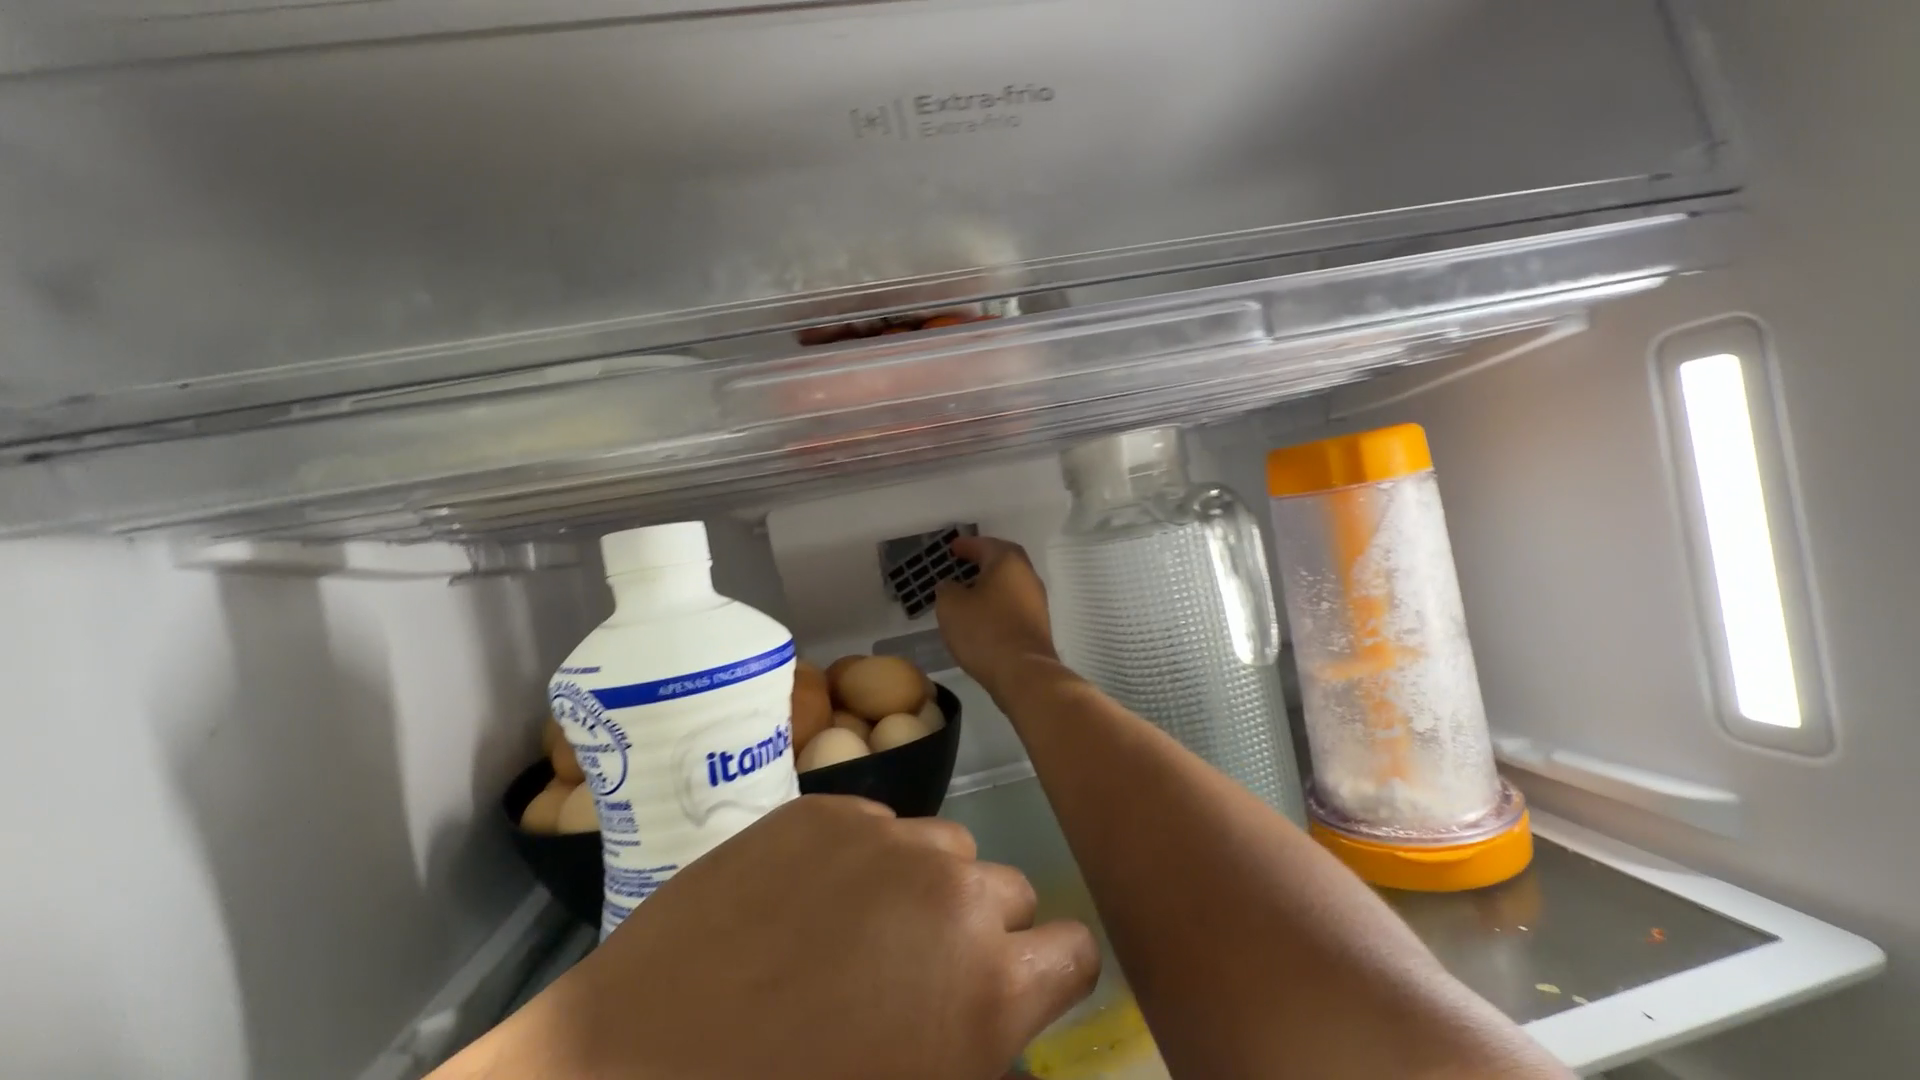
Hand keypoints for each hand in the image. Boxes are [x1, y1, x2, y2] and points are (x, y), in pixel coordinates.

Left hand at [447, 796, 1097, 1079]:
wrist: (636, 1066)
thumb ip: (980, 1051)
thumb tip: (1000, 1025)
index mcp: (992, 982)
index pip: (1075, 947)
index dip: (1047, 972)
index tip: (1012, 987)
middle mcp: (953, 889)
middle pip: (1007, 890)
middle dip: (979, 929)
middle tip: (916, 970)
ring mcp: (883, 837)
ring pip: (943, 847)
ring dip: (921, 884)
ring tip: (856, 928)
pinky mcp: (820, 810)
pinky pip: (875, 824)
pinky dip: (861, 857)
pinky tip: (806, 899)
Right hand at [936, 536, 1062, 699]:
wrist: (1023, 673)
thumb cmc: (984, 631)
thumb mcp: (950, 606)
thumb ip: (947, 589)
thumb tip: (951, 585)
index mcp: (1008, 562)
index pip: (985, 545)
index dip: (967, 545)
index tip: (952, 548)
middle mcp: (1027, 576)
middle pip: (1004, 560)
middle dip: (984, 560)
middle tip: (964, 563)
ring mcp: (1037, 601)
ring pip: (1011, 583)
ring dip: (992, 583)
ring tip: (969, 591)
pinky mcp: (1038, 625)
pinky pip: (1014, 604)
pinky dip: (998, 602)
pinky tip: (983, 614)